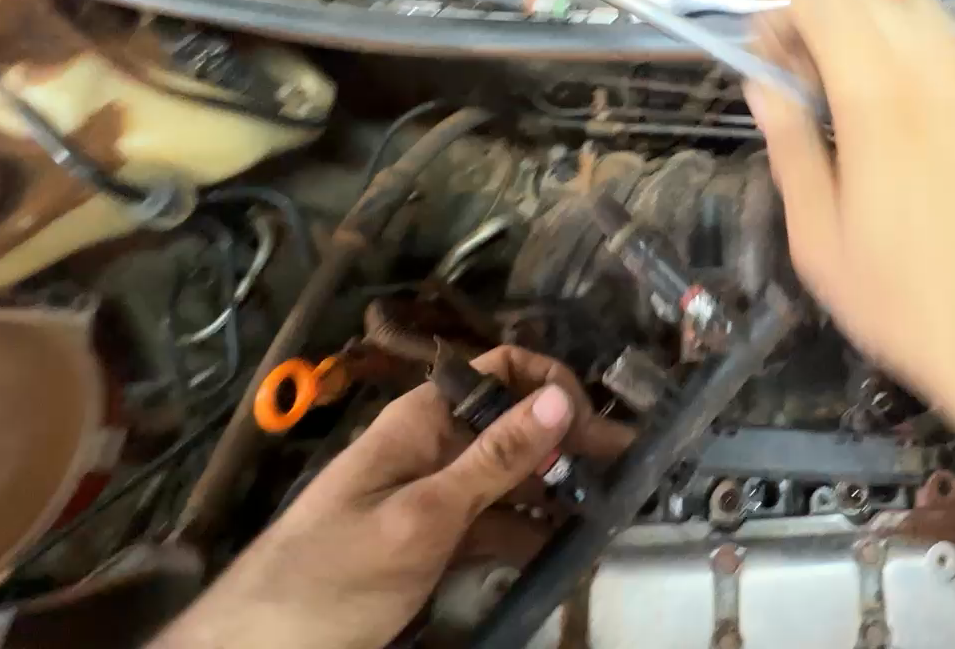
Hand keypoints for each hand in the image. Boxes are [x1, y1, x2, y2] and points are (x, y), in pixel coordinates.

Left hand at [153, 347, 630, 648]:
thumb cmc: (329, 582)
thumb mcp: (421, 518)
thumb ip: (495, 459)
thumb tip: (563, 398)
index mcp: (424, 419)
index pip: (504, 372)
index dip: (551, 386)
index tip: (590, 427)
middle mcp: (434, 445)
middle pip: (515, 425)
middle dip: (568, 441)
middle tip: (624, 468)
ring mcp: (433, 495)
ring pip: (510, 476)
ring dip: (555, 489)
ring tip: (605, 510)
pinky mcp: (431, 542)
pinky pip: (493, 522)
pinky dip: (527, 531)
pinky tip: (562, 548)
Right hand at [746, 0, 954, 418]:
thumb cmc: (904, 300)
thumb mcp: (818, 238)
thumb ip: (790, 147)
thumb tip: (764, 87)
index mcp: (878, 99)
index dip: (782, 8)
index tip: (769, 55)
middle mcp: (935, 72)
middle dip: (823, 15)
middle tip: (803, 76)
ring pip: (916, 9)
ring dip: (870, 27)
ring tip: (852, 87)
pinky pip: (954, 44)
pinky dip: (915, 49)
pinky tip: (907, 107)